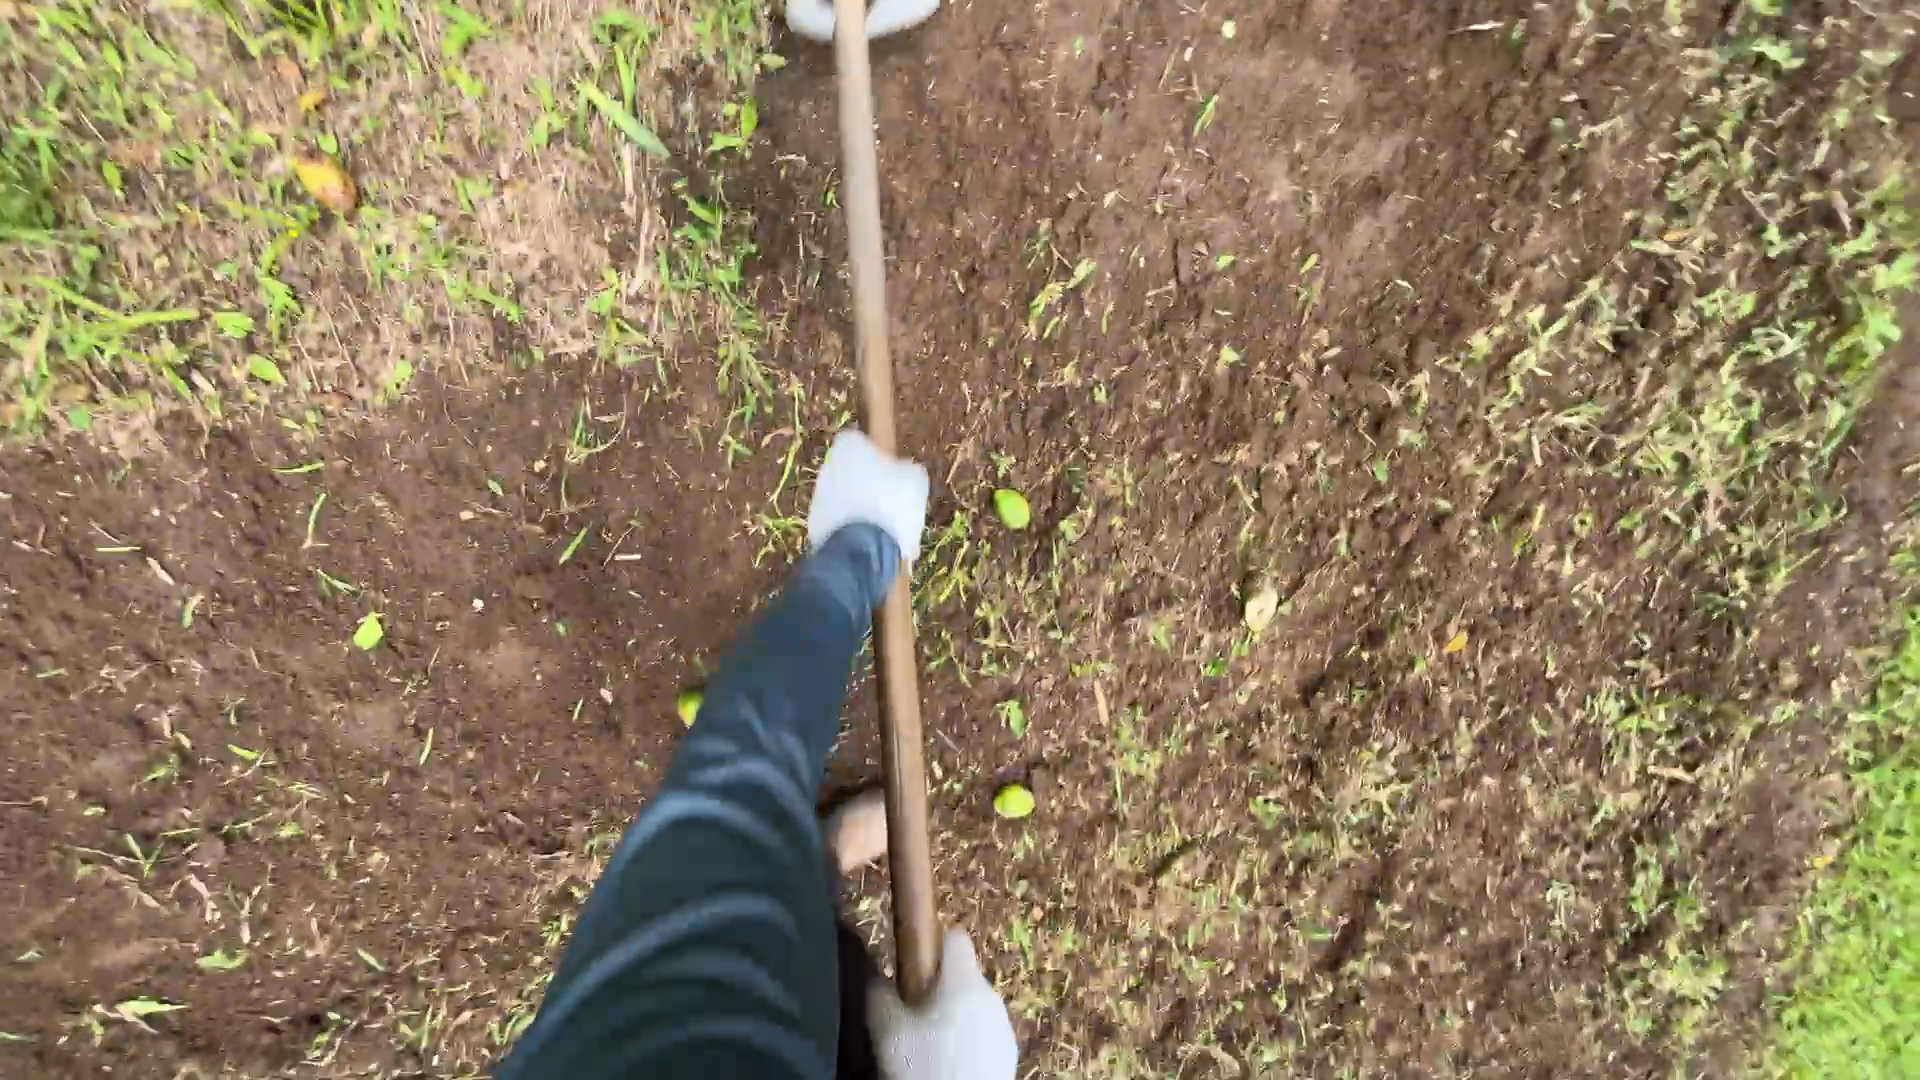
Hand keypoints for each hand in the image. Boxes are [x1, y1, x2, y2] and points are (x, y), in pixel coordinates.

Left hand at [807, 429, 929, 567]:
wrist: (863, 548)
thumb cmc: (892, 504)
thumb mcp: (915, 479)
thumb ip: (905, 468)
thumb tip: (901, 470)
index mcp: (849, 446)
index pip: (860, 442)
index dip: (877, 457)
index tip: (892, 473)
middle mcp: (827, 466)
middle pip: (852, 473)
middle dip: (869, 487)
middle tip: (892, 504)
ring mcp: (818, 497)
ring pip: (846, 501)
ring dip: (863, 511)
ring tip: (888, 532)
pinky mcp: (815, 526)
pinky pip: (840, 524)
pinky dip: (854, 532)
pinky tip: (874, 545)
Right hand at [867, 930, 1016, 1079]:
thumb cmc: (925, 1068)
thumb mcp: (889, 1032)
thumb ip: (879, 995)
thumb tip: (873, 976)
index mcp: (964, 979)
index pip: (955, 936)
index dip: (934, 945)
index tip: (916, 968)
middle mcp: (990, 993)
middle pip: (964, 973)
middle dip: (941, 988)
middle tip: (916, 1016)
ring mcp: (1003, 1023)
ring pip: (975, 1004)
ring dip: (956, 1015)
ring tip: (931, 1046)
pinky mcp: (1010, 1052)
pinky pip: (986, 1031)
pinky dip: (971, 1039)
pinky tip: (951, 1065)